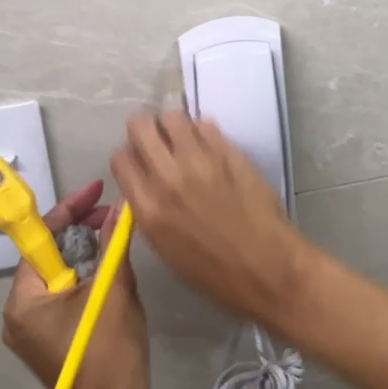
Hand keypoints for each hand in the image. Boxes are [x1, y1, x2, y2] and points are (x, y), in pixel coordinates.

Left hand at [1, 180, 149, 388]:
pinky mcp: (48, 339)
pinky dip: (85, 274)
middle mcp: (18, 314)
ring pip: (59, 273)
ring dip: (87, 251)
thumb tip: (121, 203)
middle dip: (82, 230)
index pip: (41, 238)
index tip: (97, 188)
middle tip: (113, 216)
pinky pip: (63, 293)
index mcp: (24, 301)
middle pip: (49, 254)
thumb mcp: (113, 288)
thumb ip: (113, 242)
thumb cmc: (108, 349)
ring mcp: (32, 330)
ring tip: (116, 238)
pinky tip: (109, 267)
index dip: (70, 207)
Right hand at [110, 112, 312, 326]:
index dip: (128, 155)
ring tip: (183, 137)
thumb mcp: (165, 248)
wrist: (266, 266)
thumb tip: (146, 183)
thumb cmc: (213, 272)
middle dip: (145, 128)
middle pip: (141, 126)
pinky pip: (206, 124)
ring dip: (173, 124)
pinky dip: (202, 130)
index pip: (121, 159)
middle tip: (156, 137)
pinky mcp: (229, 151)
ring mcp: (201, 160)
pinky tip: (208, 145)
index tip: (139, 159)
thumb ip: (149, 210)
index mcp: (148, 208)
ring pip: (173, 117)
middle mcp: (169, 177)